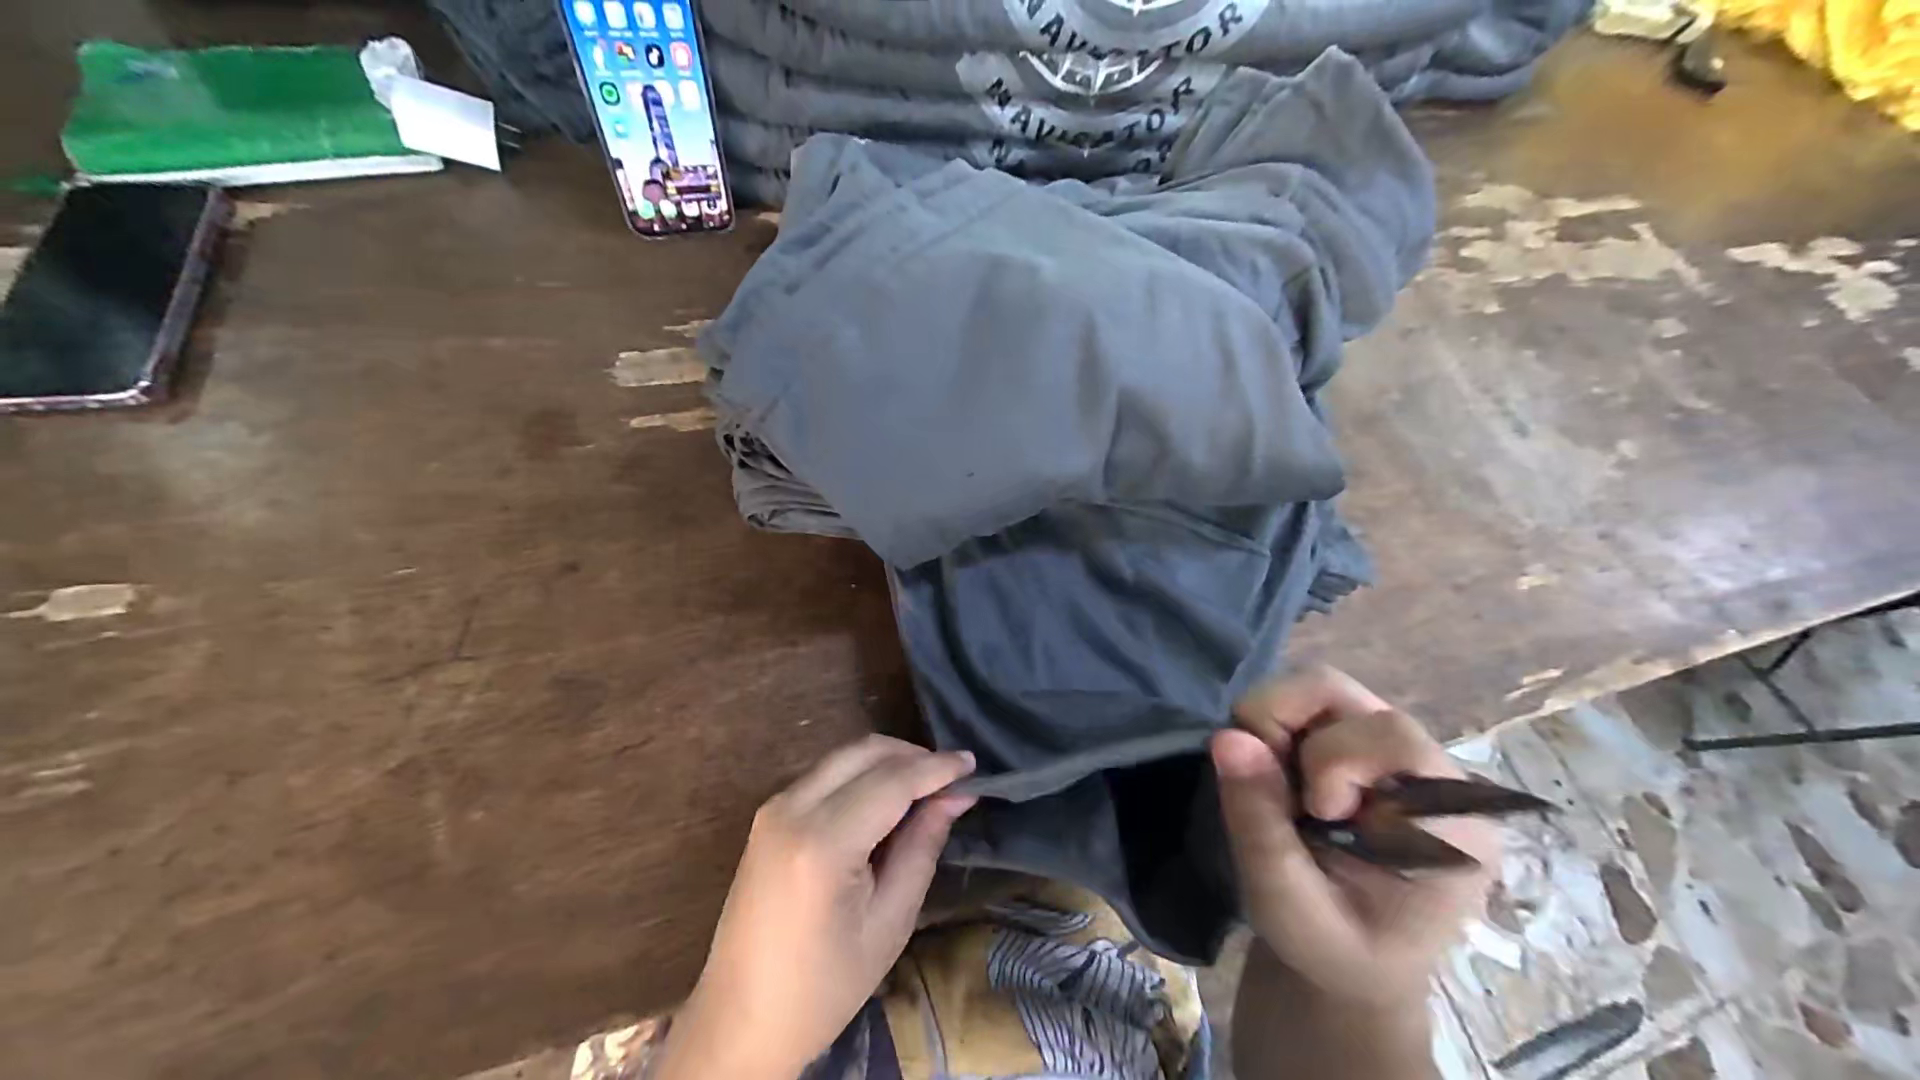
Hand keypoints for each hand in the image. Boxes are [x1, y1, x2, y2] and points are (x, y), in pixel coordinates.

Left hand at [655, 736, 976, 1079]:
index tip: (973, 763)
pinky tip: (886, 799)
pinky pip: (825, 773)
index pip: (892, 780)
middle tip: (952, 777)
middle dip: (913, 755)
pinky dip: (862, 773)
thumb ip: (923, 846)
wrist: (741, 1018)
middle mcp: (792, 809)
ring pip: (844, 756)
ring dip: (888, 760)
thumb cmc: (824, 986)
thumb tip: (956, 796)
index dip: (937, 767)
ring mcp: (774, 808)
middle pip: (865, 752)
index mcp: (823, 843)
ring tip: (926, 787)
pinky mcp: (768, 815)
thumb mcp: (890, 921)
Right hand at [1212, 667, 1498, 1007]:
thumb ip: (1260, 825)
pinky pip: (1306, 705)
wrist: (1345, 961)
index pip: (1393, 737)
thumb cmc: (1331, 948)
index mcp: (1448, 824)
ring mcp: (1391, 751)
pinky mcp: (1358, 744)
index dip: (1333, 758)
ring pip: (1317, 689)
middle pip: (1343, 694)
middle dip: (1285, 728)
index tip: (1314, 814)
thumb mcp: (1288, 906)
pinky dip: (1273, 728)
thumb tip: (1227, 736)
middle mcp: (1428, 772)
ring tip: (1276, 785)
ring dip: (1274, 725)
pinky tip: (1280, 777)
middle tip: (1275, 786)